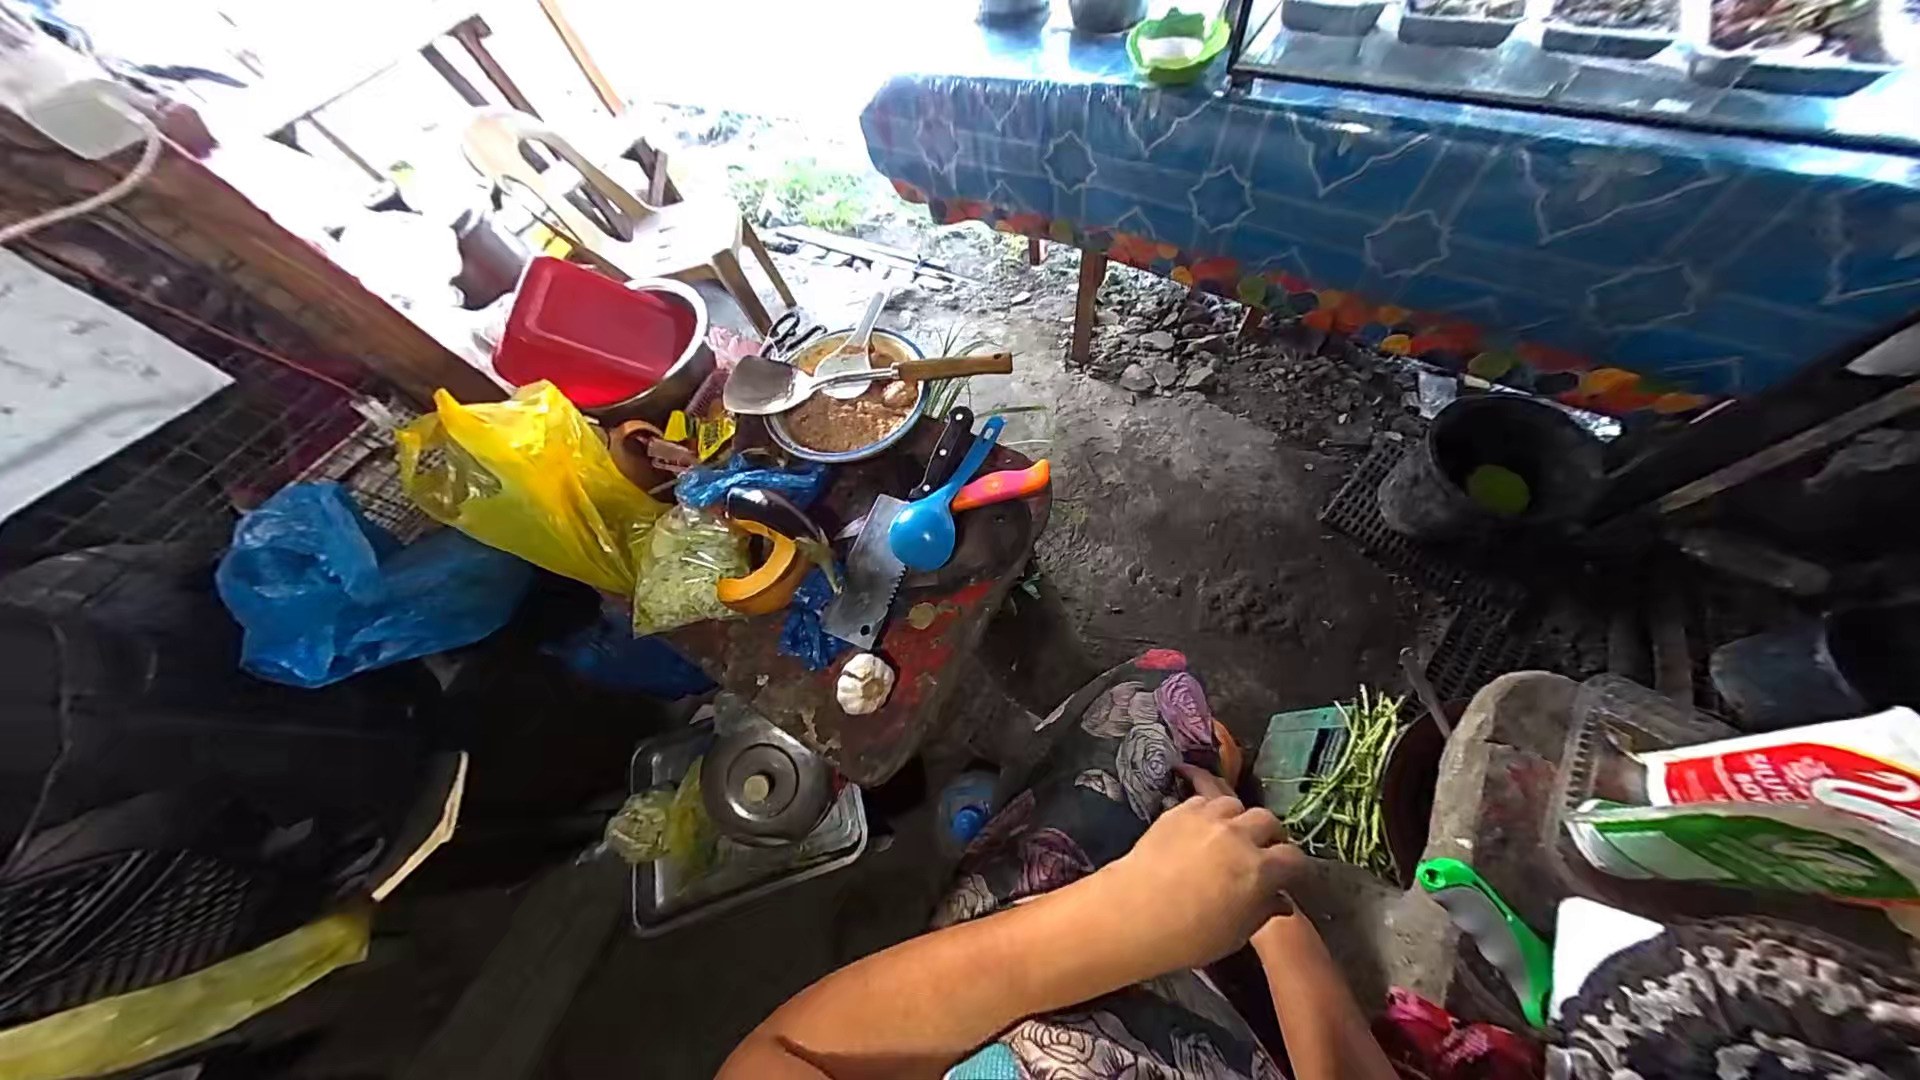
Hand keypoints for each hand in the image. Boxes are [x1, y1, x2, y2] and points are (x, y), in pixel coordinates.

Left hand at [1086, 764, 1304, 975]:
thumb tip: (1280, 899)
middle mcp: (1237, 835)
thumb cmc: (1192, 933)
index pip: (1294, 857)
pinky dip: (1210, 811)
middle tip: (1263, 849)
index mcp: (1259, 868)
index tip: (1291, 874)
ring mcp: (1206, 818)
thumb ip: (1263, 909)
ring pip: (1234, 804)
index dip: (1296, 867)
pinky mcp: (1179, 810)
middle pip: (1267, 820)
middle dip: (1270, 834)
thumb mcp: (1237, 932)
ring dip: (1239, 818)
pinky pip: (1203, 801)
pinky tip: (1204, 827)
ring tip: (1232, 834)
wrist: (1138, 908)